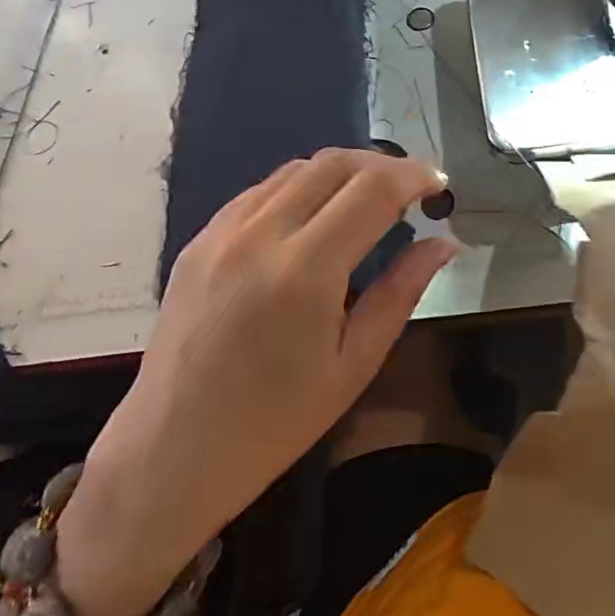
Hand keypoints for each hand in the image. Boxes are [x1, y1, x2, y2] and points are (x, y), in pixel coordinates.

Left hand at [56, 148, 456, 615]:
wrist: (169, 452)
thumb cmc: (275, 423)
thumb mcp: (354, 364)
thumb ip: (401, 292)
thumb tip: (445, 244)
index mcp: (305, 271)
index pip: (372, 189)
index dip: (414, 176)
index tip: (439, 185)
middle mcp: (259, 234)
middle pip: (333, 163)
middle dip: (383, 165)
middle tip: (412, 188)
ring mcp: (221, 232)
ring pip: (295, 170)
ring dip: (342, 172)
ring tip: (370, 199)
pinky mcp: (198, 240)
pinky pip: (260, 192)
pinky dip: (301, 188)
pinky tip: (315, 217)